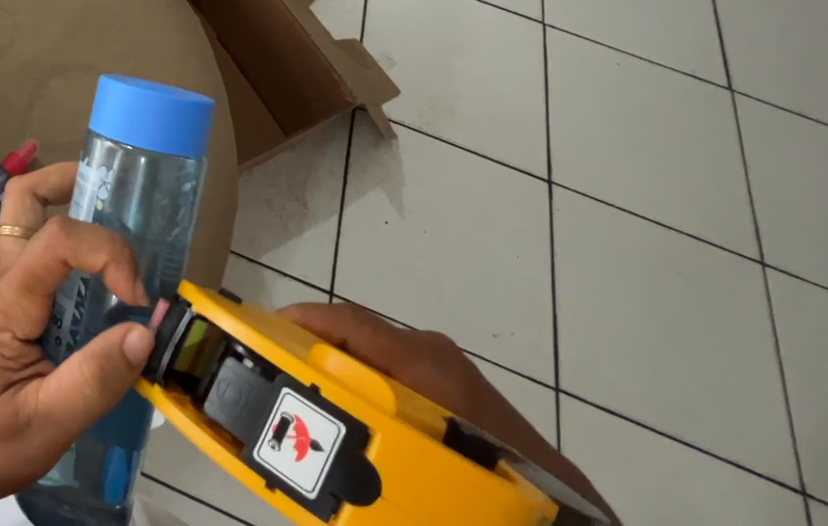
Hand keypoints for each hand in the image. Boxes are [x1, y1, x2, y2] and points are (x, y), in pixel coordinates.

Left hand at [0, 163, 154, 522]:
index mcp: (10, 300)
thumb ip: (94, 380)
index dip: (107, 250)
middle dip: (70, 181)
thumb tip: (144, 331)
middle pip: (26, 198)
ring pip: (32, 223)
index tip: (136, 298)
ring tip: (127, 244)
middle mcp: (8, 280)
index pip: (59, 236)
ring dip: (76, 215)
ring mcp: (10, 292)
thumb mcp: (42, 426)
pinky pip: (46, 263)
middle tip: (119, 204)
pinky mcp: (16, 312)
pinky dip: (79, 258)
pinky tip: (109, 290)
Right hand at [278, 302, 619, 524]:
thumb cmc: (499, 477)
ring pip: (371, 358)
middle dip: (307, 352)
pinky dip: (362, 389)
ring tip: (299, 403)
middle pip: (353, 336)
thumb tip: (311, 438)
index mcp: (425, 363)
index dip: (300, 322)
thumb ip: (366, 448)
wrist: (568, 511)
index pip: (350, 323)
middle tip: (270, 377)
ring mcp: (443, 370)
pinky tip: (348, 421)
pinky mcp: (451, 390)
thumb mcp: (421, 464)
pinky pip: (392, 377)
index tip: (259, 334)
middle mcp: (431, 354)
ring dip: (334, 374)